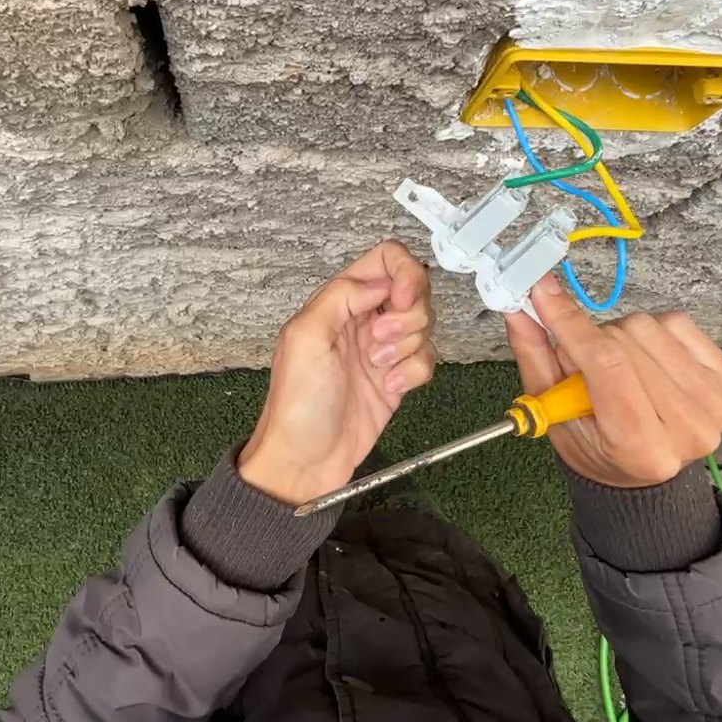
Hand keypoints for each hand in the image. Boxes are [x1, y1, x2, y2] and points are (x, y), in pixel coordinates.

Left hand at [239, 241, 435, 505]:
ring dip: (408, 346)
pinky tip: (391, 387)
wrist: (306, 461)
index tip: (400, 299)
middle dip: (407, 314)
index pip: (384, 260)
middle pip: (412, 290)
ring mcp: (382, 349)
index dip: (402, 272)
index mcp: (337, 302)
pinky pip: (425, 360)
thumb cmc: (296, 405)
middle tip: (380, 340)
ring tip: (379, 368)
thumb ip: (340, 296)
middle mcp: (362, 320)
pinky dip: (414, 372)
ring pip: (423, 324)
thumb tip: (380, 280)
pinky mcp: (397, 378)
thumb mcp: (303, 337)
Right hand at [504, 276, 721, 488]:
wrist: (642, 473)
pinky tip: (646, 360)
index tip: (542, 292)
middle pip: (626, 341)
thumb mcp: (552, 413)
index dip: (570, 322)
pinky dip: (653, 332)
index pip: (606, 365)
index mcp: (639, 446)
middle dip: (593, 340)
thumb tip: (520, 306)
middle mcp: (688, 429)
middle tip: (585, 366)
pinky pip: (678, 323)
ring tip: (618, 368)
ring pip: (650, 326)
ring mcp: (716, 406)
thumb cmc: (594, 446)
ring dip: (622, 336)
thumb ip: (535, 355)